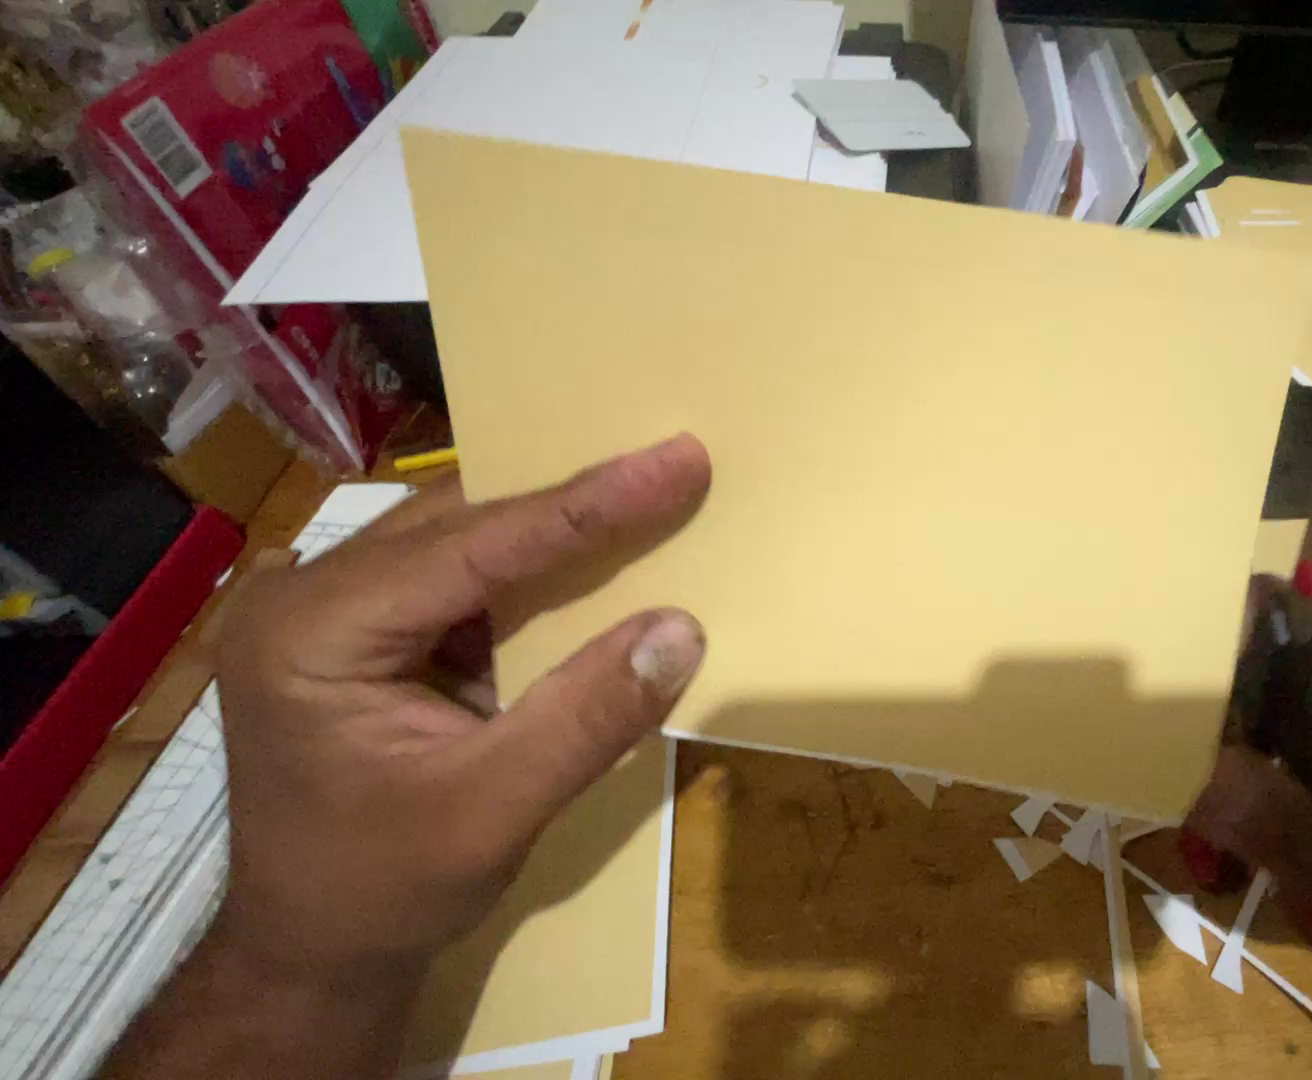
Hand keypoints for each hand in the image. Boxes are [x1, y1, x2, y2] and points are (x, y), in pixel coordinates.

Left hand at [213, 434, 710, 973]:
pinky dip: (548, 558)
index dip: (590, 502)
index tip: (679, 460)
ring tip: (650, 488)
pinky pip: (478, 569)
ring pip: (473, 531)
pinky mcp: (386, 627)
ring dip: (565, 517)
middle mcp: (318, 596)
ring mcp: (346, 607)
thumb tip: (684, 628)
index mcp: (316, 632)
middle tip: (675, 462)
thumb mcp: (496, 812)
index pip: (476, 546)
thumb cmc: (387, 886)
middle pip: (469, 518)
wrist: (318, 948)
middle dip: (578, 494)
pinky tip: (601, 549)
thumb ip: (589, 719)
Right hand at [1185, 576, 1311, 995]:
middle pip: (1264, 650)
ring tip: (1193, 787)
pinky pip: (1295, 725)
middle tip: (1164, 748)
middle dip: (1211, 698)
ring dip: (1232, 738)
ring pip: (1273, 692)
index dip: (1213, 628)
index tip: (1157, 671)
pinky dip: (1261, 760)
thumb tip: (1161, 767)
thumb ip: (1255, 811)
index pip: (1275, 605)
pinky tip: (1242, 811)